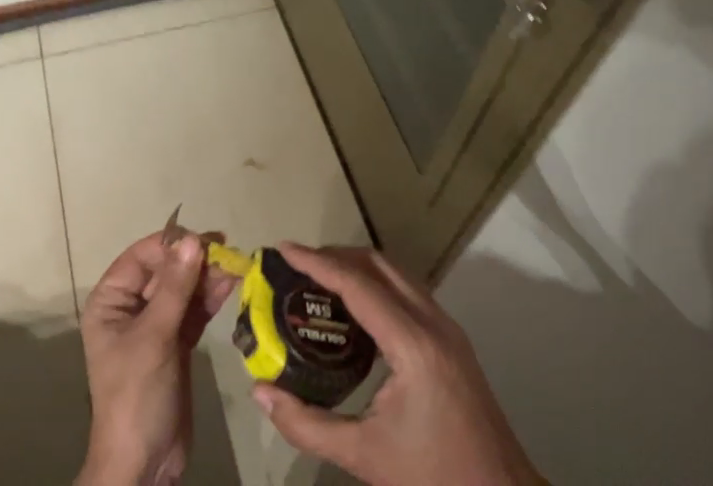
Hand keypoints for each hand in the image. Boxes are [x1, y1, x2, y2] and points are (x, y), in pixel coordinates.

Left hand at [77, 230, 239, 485]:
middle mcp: (129, 310)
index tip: (206, 237)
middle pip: (163, 273)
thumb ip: (175, 288)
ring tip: (237, 265)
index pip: (140, 258)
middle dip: (193, 261)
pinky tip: (230, 286)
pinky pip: (192, 314)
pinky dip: (210, 300)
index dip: (170, 244)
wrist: (144, 459)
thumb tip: (193, 241)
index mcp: (109, 302)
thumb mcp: (154, 337)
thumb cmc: (136, 393)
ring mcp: (154, 328)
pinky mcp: (175, 346)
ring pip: (181, 292)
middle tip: (229, 250)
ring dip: (206, 279)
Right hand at [252, 244, 540, 485]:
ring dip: (357, 268)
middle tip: (296, 265)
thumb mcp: (362, 454)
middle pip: (380, 265)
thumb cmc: (433, 475)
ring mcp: (448, 331)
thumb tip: (260, 392)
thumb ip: (306, 424)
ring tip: (318, 281)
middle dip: (335, 256)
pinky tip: (353, 310)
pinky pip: (408, 293)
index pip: (357, 284)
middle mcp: (434, 325)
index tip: (282, 249)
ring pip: (397, 274)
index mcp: (413, 345)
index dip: (316, 262)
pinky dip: (376, 285)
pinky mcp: (452, 343)